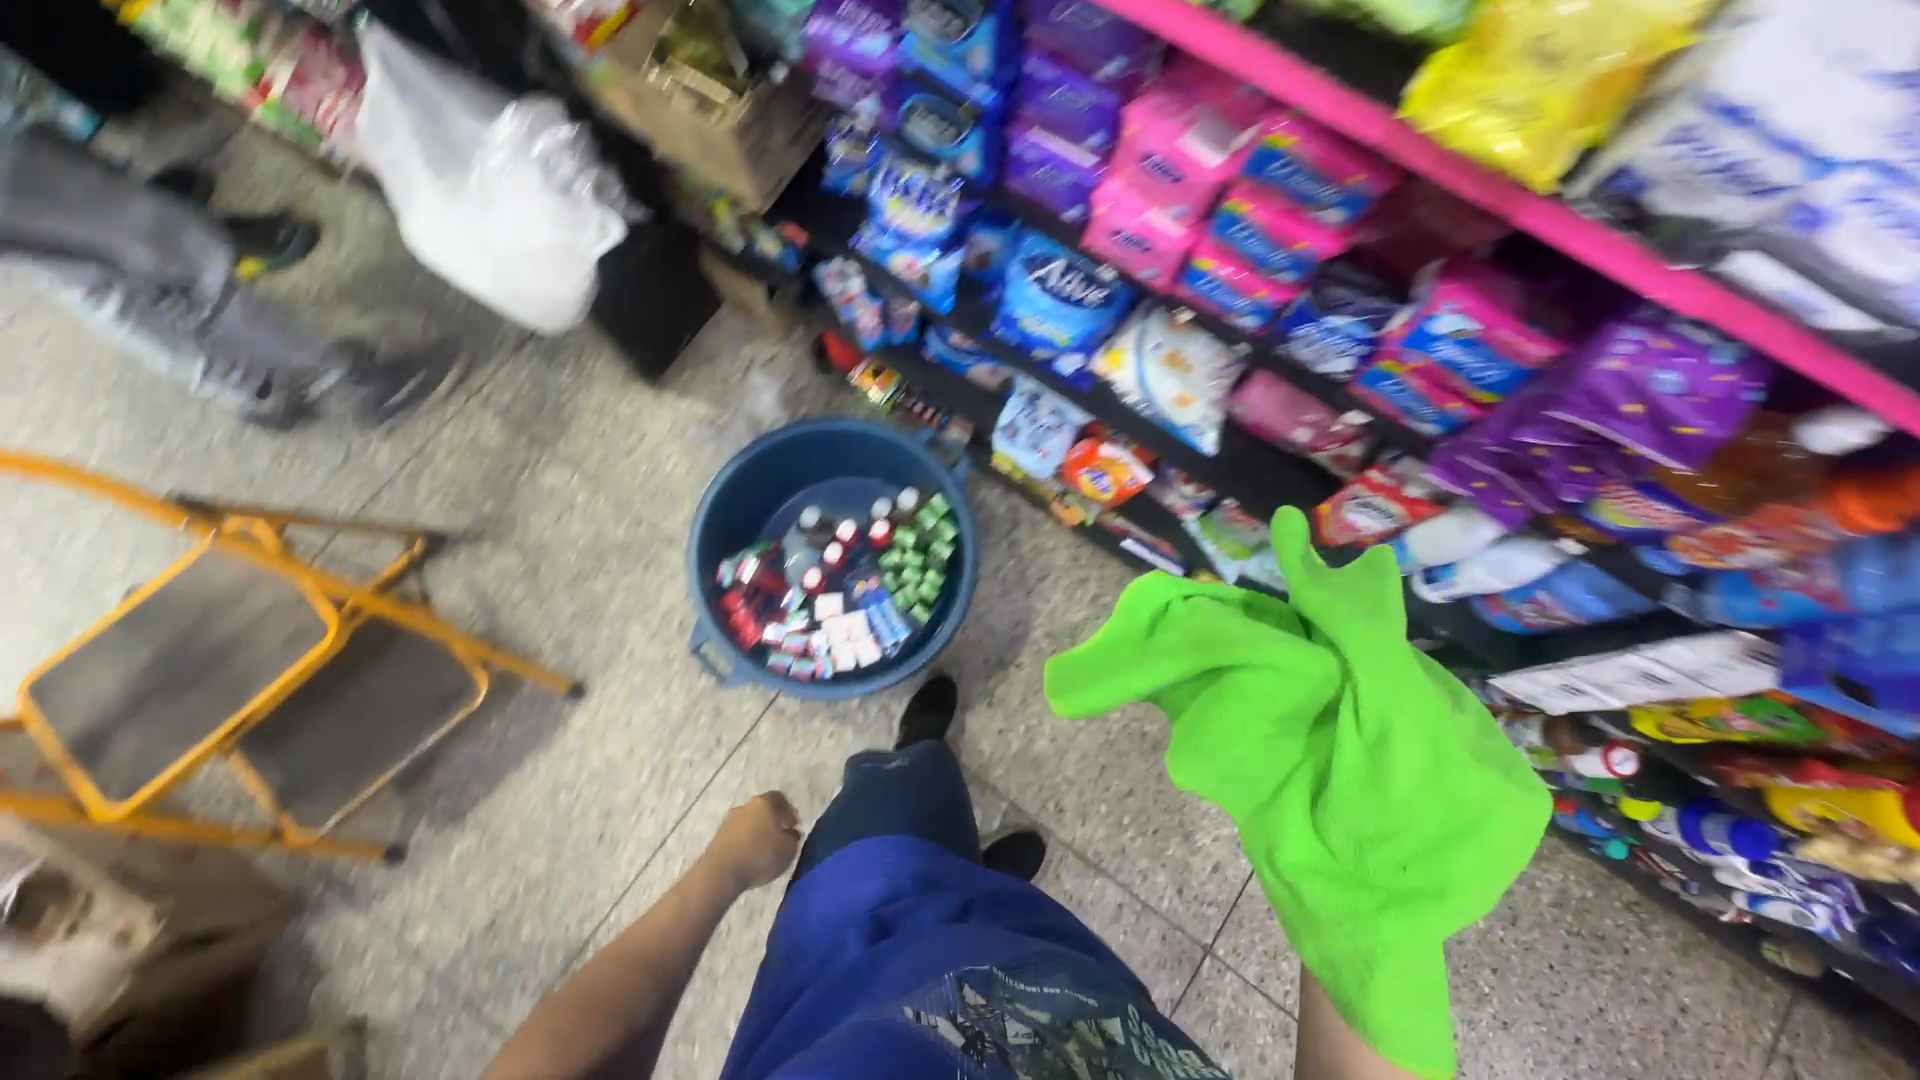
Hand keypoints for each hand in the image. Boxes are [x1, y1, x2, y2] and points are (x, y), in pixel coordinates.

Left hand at [703, 791, 801, 891]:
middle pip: (763, 809)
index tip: (792, 827)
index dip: (789, 812)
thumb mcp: (788, 850)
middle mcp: (746, 806)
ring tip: (762, 851)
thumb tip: (790, 833)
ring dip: (756, 832)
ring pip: (748, 822)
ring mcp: (729, 820)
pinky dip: (744, 842)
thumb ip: (793, 838)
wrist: (720, 873)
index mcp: (765, 803)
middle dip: (772, 822)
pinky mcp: (717, 837)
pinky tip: (748, 857)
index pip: (780, 798)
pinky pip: (737, 835)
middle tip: (778, 838)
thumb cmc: (760, 856)